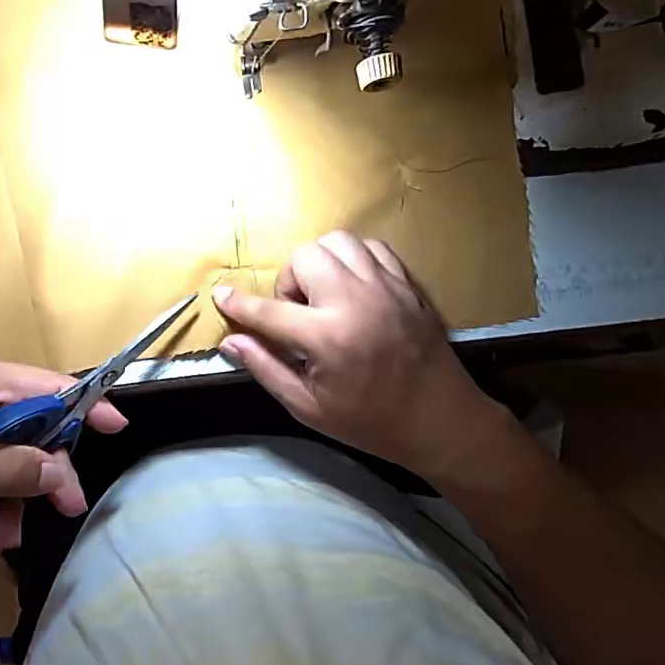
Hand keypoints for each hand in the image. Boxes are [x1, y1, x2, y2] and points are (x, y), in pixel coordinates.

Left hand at [0, 358, 125, 546]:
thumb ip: (8, 470)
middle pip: (38, 426)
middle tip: (63, 511)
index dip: (89, 408)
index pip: (56, 387)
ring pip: (13, 451)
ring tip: (2, 535)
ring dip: (15, 491)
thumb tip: (60, 473)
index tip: (117, 430)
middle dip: (46, 471)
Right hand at [213, 231, 522, 485]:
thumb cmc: (370, 422)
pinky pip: (371, 247)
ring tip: (323, 296)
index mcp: (327, 337)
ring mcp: (385, 287)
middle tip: (298, 313)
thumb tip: (231, 341)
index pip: (268, 311)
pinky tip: (352, 288)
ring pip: (337, 241)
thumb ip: (266, 368)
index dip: (239, 303)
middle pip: (304, 257)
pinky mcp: (407, 284)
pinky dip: (352, 259)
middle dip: (289, 281)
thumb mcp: (308, 407)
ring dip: (319, 263)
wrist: (442, 422)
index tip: (221, 295)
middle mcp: (355, 301)